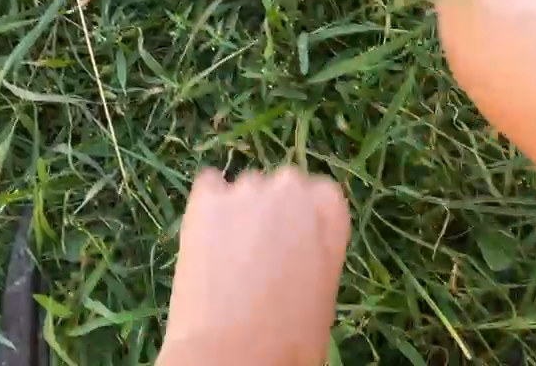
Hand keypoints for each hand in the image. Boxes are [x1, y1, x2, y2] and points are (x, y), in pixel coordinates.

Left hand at [158, 167, 350, 365]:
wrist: (234, 356)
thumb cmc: (290, 342)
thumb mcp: (322, 293)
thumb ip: (312, 252)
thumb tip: (295, 250)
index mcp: (329, 210)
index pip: (321, 194)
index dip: (306, 219)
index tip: (296, 243)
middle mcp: (291, 188)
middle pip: (284, 186)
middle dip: (274, 211)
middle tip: (262, 253)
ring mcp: (247, 189)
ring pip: (245, 190)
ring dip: (241, 212)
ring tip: (229, 256)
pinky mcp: (207, 199)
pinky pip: (209, 186)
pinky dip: (208, 205)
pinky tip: (207, 237)